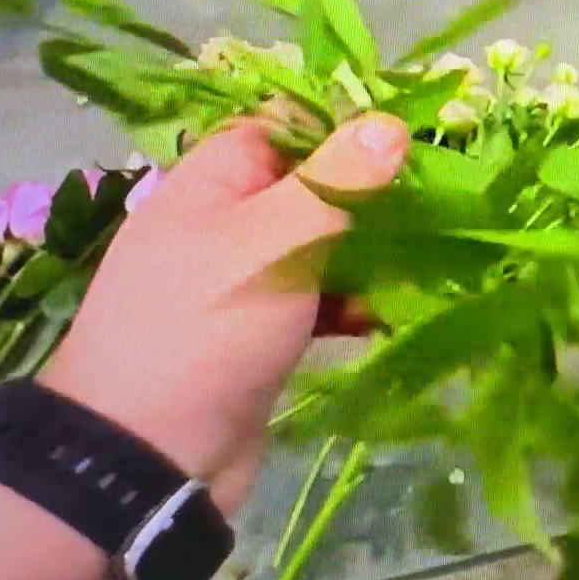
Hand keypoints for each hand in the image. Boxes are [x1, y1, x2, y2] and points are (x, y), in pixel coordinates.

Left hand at [39, 114, 409, 515]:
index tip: (409, 139)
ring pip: (321, 244)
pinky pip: (316, 298)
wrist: (148, 458)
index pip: (287, 126)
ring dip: (367, 252)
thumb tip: (391, 122)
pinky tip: (383, 315)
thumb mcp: (278, 238)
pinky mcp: (262, 329)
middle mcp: (227, 221)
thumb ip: (338, 180)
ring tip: (422, 259)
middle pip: (312, 186)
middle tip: (431, 201)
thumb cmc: (209, 325)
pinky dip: (348, 302)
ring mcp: (244, 278)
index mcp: (216, 180)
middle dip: (369, 194)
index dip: (346, 126)